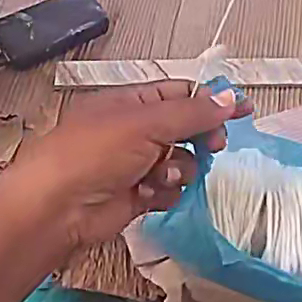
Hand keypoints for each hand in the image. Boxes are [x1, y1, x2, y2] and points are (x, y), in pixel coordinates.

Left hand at [0, 81, 249, 250]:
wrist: (58, 208)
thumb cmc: (93, 154)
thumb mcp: (144, 123)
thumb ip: (191, 112)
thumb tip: (228, 98)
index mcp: (130, 103)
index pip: (179, 94)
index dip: (211, 100)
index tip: (243, 109)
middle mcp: (133, 131)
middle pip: (184, 129)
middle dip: (200, 138)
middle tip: (212, 146)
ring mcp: (135, 164)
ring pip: (180, 163)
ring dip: (179, 170)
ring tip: (161, 176)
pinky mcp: (137, 195)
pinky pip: (168, 190)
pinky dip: (164, 193)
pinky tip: (148, 195)